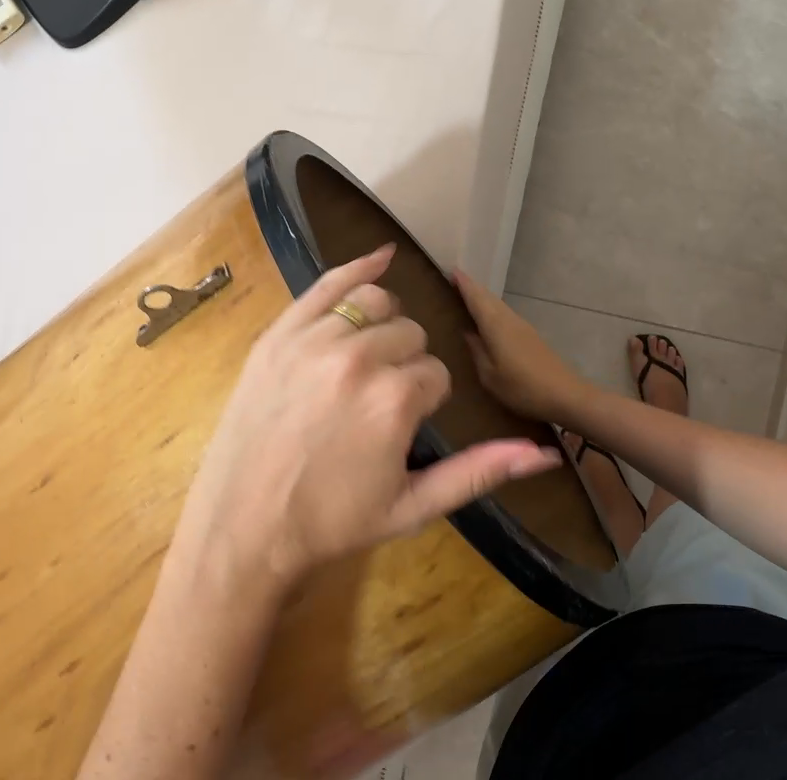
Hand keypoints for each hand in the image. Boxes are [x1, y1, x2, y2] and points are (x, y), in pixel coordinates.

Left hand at [176, 245, 561, 589]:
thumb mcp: (412, 507)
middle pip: (410, 334)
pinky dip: (358, 267)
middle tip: (380, 403)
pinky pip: (326, 284)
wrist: (244, 528)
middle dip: (406, 364)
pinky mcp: (278, 335)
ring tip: (371, 355)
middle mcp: (358, 359)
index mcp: (395, 401)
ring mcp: (313, 341)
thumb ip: (478, 472)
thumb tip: (542, 453)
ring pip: (375, 303)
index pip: (437, 374)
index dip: (426, 400)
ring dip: (384, 324)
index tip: (402, 426)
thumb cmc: (332, 523)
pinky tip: (380, 258)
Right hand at [452, 269, 595, 425]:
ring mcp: (522, 326)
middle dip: (472, 287)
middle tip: (455, 279)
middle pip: (488, 297)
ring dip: (483, 297)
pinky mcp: (530, 335)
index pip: (476, 299)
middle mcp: (509, 319)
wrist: (564, 394)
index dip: (464, 285)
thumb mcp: (490, 376)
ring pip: (498, 304)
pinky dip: (493, 308)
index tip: (452, 270)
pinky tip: (488, 316)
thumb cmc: (522, 387)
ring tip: (467, 294)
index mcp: (496, 326)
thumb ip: (477, 351)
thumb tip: (467, 332)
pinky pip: (505, 314)